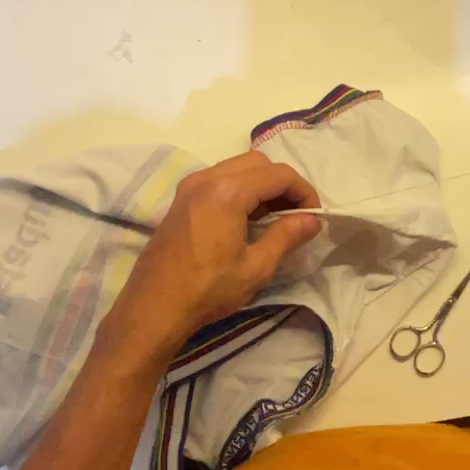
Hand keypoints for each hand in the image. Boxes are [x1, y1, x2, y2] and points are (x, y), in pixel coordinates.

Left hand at [101, 151, 322, 360]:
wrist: (155, 306)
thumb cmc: (208, 289)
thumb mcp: (256, 267)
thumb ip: (286, 236)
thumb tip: (312, 220)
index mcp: (227, 191)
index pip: (278, 174)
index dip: (304, 192)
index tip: (314, 216)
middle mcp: (207, 178)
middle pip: (258, 163)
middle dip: (283, 184)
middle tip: (297, 216)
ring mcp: (190, 186)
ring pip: (237, 168)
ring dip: (262, 185)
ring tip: (275, 218)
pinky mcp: (181, 199)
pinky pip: (219, 180)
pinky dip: (241, 190)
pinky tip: (248, 219)